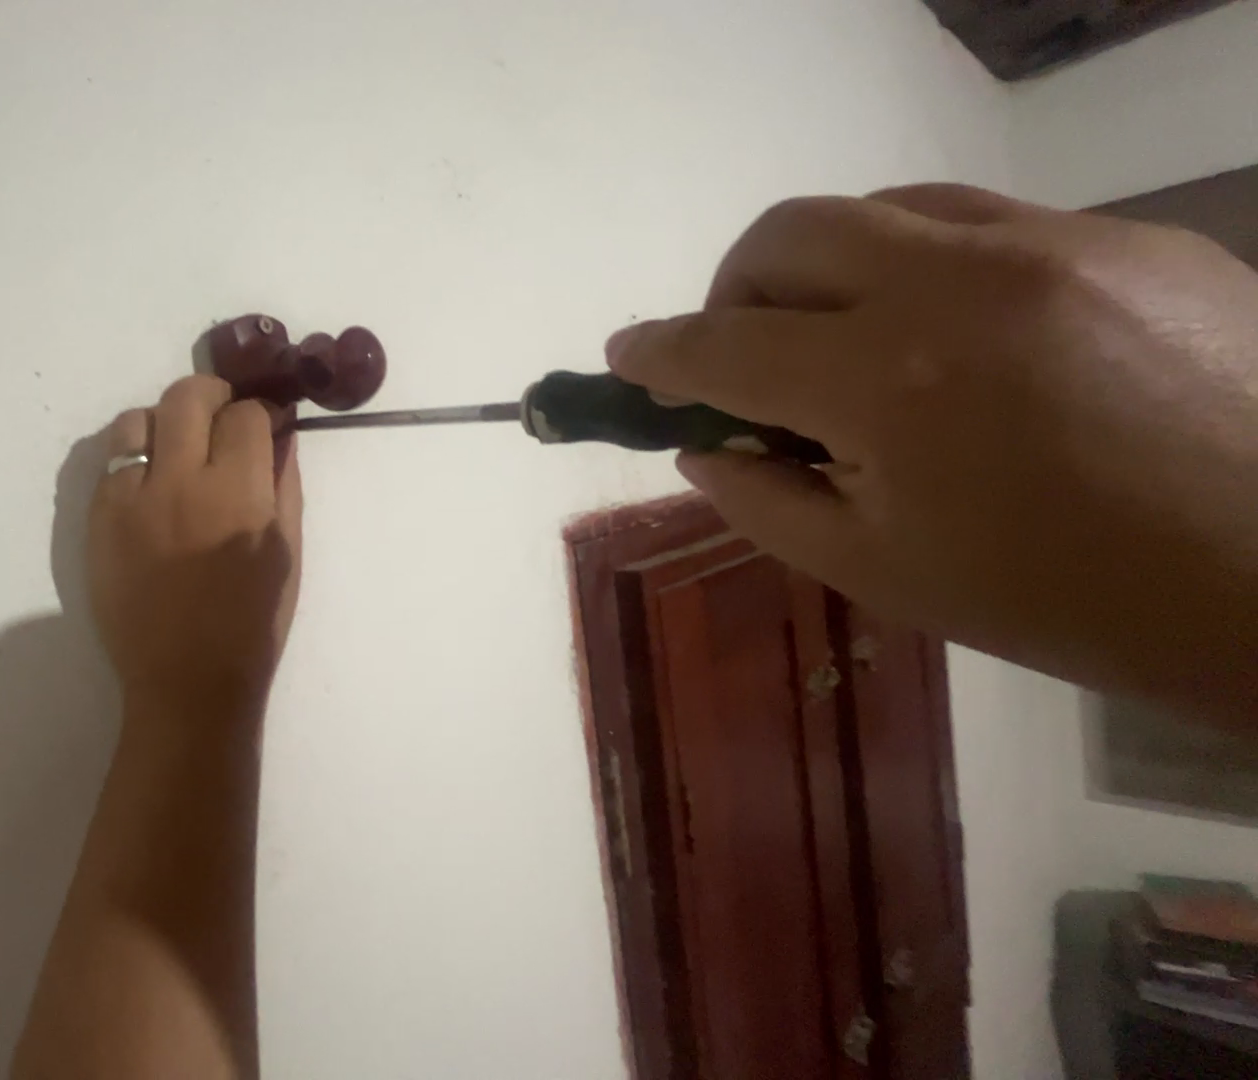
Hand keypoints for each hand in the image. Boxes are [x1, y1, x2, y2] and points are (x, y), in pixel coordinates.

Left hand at [88, 375, 301, 711]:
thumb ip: (283, 485)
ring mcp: (131, 500)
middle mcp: (182, 485)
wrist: (186, 680)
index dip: (261, 411)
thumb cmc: (252, 624)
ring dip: (164, 422)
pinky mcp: (98, 520)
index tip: (265, 423)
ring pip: (136, 420)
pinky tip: (150, 486)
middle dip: (211, 395)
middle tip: (221, 415)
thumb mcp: (286, 552)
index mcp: (239, 496)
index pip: (246, 415)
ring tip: (177, 448)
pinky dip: (134, 460)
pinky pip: (110, 463)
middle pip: (186, 398)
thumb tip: (280, 435)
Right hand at [608, 184, 1257, 719]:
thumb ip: (756, 496)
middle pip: (789, 233)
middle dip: (732, 292)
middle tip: (739, 358)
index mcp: (887, 381)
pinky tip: (945, 342)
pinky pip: (974, 224)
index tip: (621, 355)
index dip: (656, 351)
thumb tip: (701, 444)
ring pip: (879, 207)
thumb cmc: (1055, 597)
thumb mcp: (867, 567)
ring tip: (839, 345)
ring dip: (821, 270)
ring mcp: (1055, 246)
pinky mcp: (1126, 240)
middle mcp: (961, 283)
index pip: (723, 344)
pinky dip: (914, 269)